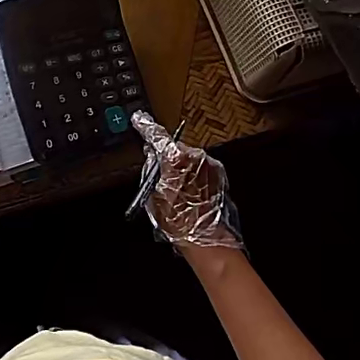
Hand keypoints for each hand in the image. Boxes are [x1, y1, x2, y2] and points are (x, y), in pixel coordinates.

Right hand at [130, 112, 242, 251]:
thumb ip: (151, 170)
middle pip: (174, 147)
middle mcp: (195, 156)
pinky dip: (193, 173)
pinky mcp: (219, 173)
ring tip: (177, 189)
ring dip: (181, 166)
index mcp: (175, 159)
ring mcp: (209, 164)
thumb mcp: (153, 195)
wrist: (206, 239)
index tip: (140, 119)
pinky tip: (189, 191)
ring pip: (188, 157)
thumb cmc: (179, 221)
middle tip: (159, 174)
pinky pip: (200, 167)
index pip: (157, 136)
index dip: (145, 127)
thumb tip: (152, 158)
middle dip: (166, 157)